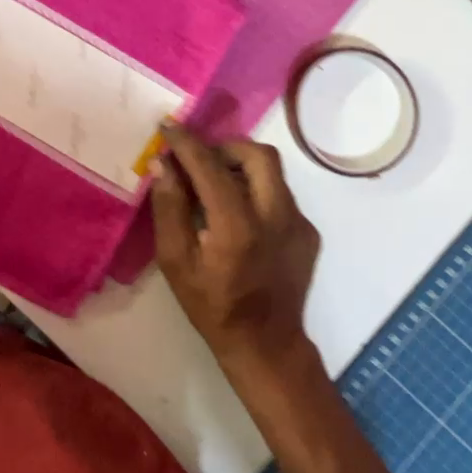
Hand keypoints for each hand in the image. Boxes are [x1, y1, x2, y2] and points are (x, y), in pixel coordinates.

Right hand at [151, 126, 320, 370]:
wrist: (266, 344)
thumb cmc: (211, 305)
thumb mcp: (175, 260)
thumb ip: (169, 207)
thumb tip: (163, 164)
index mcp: (238, 226)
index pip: (210, 166)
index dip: (186, 142)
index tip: (167, 127)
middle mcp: (275, 216)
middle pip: (257, 154)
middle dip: (224, 146)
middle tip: (198, 158)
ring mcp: (298, 224)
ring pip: (272, 171)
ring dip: (239, 165)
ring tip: (213, 183)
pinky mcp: (308, 232)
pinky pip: (279, 194)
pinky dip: (254, 190)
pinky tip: (235, 214)